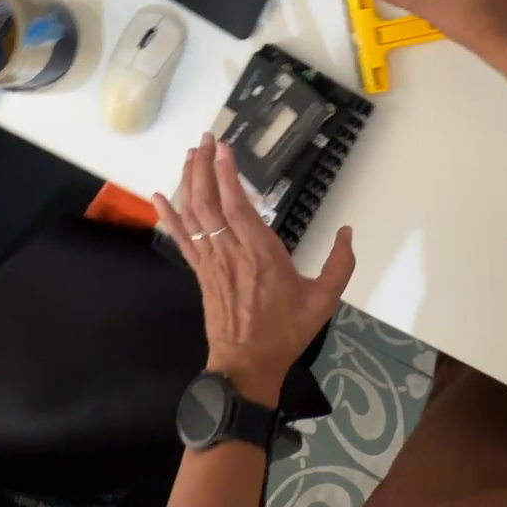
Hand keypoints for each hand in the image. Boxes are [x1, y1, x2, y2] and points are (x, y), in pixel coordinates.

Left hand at [153, 136, 355, 405]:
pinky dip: (169, 216)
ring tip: (190, 155)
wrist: (247, 367)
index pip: (237, 206)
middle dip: (204, 167)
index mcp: (260, 253)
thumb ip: (339, 264)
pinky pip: (181, 239)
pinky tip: (157, 197)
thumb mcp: (323, 300)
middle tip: (205, 139)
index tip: (223, 148)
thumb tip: (349, 232)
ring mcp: (210, 261)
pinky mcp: (199, 273)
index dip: (227, 175)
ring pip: (194, 214)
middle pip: (209, 202)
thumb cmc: (285, 330)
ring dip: (189, 182)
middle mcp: (230, 251)